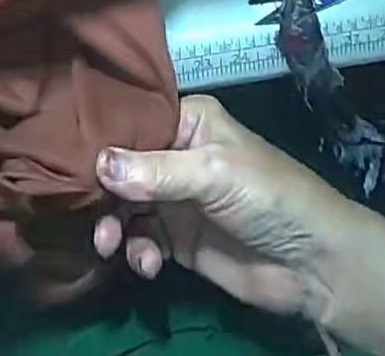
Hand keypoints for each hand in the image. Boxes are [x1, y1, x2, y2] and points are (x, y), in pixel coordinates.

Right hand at [91, 94, 369, 324]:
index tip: (70, 150)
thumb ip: (155, 171)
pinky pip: (144, 239)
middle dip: (105, 189)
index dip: (105, 134)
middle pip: (125, 165)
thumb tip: (99, 163)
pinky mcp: (180, 239)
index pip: (136, 119)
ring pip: (128, 205)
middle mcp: (177, 153)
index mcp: (188, 120)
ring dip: (116, 225)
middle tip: (89, 213)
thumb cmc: (268, 195)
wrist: (315, 266)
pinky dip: (138, 251)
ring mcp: (177, 198)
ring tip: (112, 245)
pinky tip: (147, 263)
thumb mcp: (213, 173)